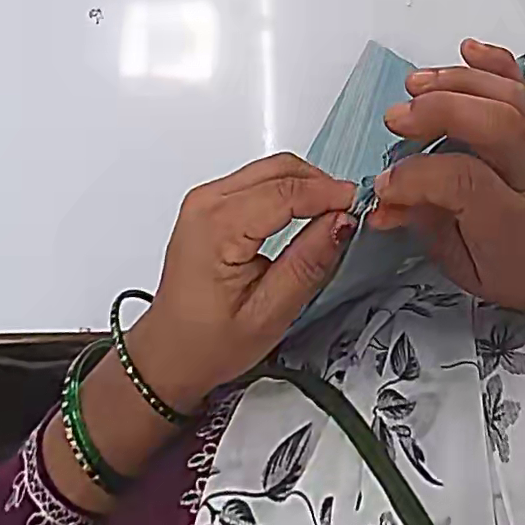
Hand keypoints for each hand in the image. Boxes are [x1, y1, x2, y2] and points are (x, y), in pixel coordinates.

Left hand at [130, 154, 357, 410]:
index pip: (285, 191)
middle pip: (279, 170)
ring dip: (306, 185)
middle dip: (320, 184)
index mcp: (216, 227)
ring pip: (271, 169)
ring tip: (333, 214)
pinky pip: (259, 179)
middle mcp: (206, 203)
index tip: (357, 205)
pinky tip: (306, 212)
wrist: (167, 354)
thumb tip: (341, 222)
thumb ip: (308, 263)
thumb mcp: (269, 313)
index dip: (327, 194)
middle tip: (349, 211)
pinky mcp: (211, 203)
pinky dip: (289, 189)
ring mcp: (206, 199)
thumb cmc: (207, 342)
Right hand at [365, 39, 524, 335]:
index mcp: (507, 223)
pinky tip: (468, 51)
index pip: (465, 182)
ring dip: (458, 81)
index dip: (417, 176)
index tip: (384, 184)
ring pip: (507, 100)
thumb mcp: (458, 264)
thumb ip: (421, 226)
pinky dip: (496, 63)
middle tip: (396, 119)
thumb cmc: (508, 265)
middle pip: (495, 124)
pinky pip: (519, 90)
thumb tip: (381, 202)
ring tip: (416, 84)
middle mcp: (523, 178)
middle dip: (440, 112)